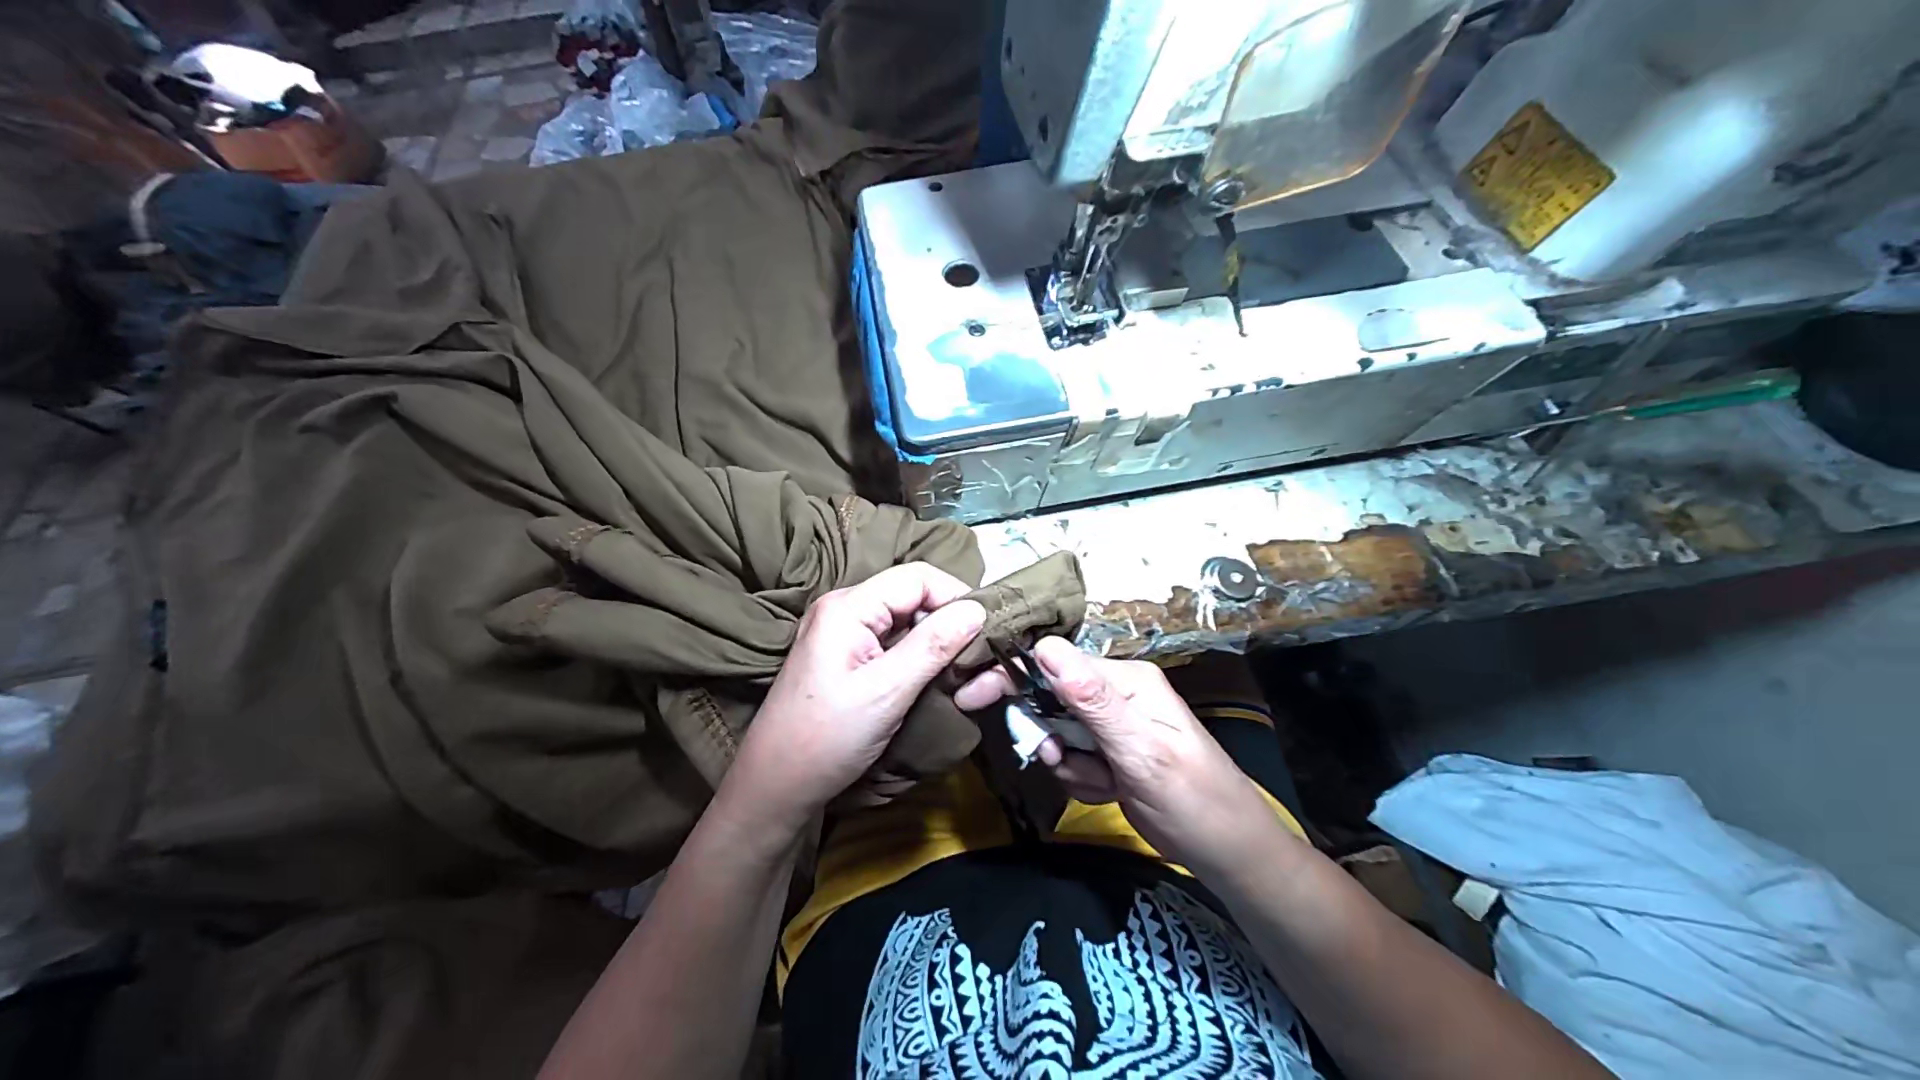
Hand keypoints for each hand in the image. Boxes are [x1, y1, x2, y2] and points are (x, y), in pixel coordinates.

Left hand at [727, 563, 985, 825]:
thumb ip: (933, 646)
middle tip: (981, 663)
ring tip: (965, 679)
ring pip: (911, 623)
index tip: (988, 632)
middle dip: (953, 626)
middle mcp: (847, 609)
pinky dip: (924, 660)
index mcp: (848, 606)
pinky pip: (898, 644)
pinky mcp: (851, 657)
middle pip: (916, 598)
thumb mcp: (886, 692)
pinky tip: (940, 684)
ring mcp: (847, 634)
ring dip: (941, 647)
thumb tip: (977, 610)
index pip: (918, 578)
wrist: (776, 786)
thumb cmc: (826, 739)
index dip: (957, 597)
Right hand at [957, 637, 1280, 872]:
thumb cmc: (1193, 799)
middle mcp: (1116, 694)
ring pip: (1057, 733)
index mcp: (1127, 680)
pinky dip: (1080, 778)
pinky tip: (1109, 791)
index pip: (1055, 663)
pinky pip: (1072, 758)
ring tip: (1101, 783)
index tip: (971, 694)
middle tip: (1056, 758)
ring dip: (1069, 763)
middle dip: (1048, 734)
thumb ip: (1092, 701)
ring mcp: (1112, 725)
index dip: (1012, 677)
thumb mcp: (1141, 751)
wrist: (1226, 853)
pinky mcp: (1109, 753)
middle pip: (1051, 698)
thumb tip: (1045, 649)